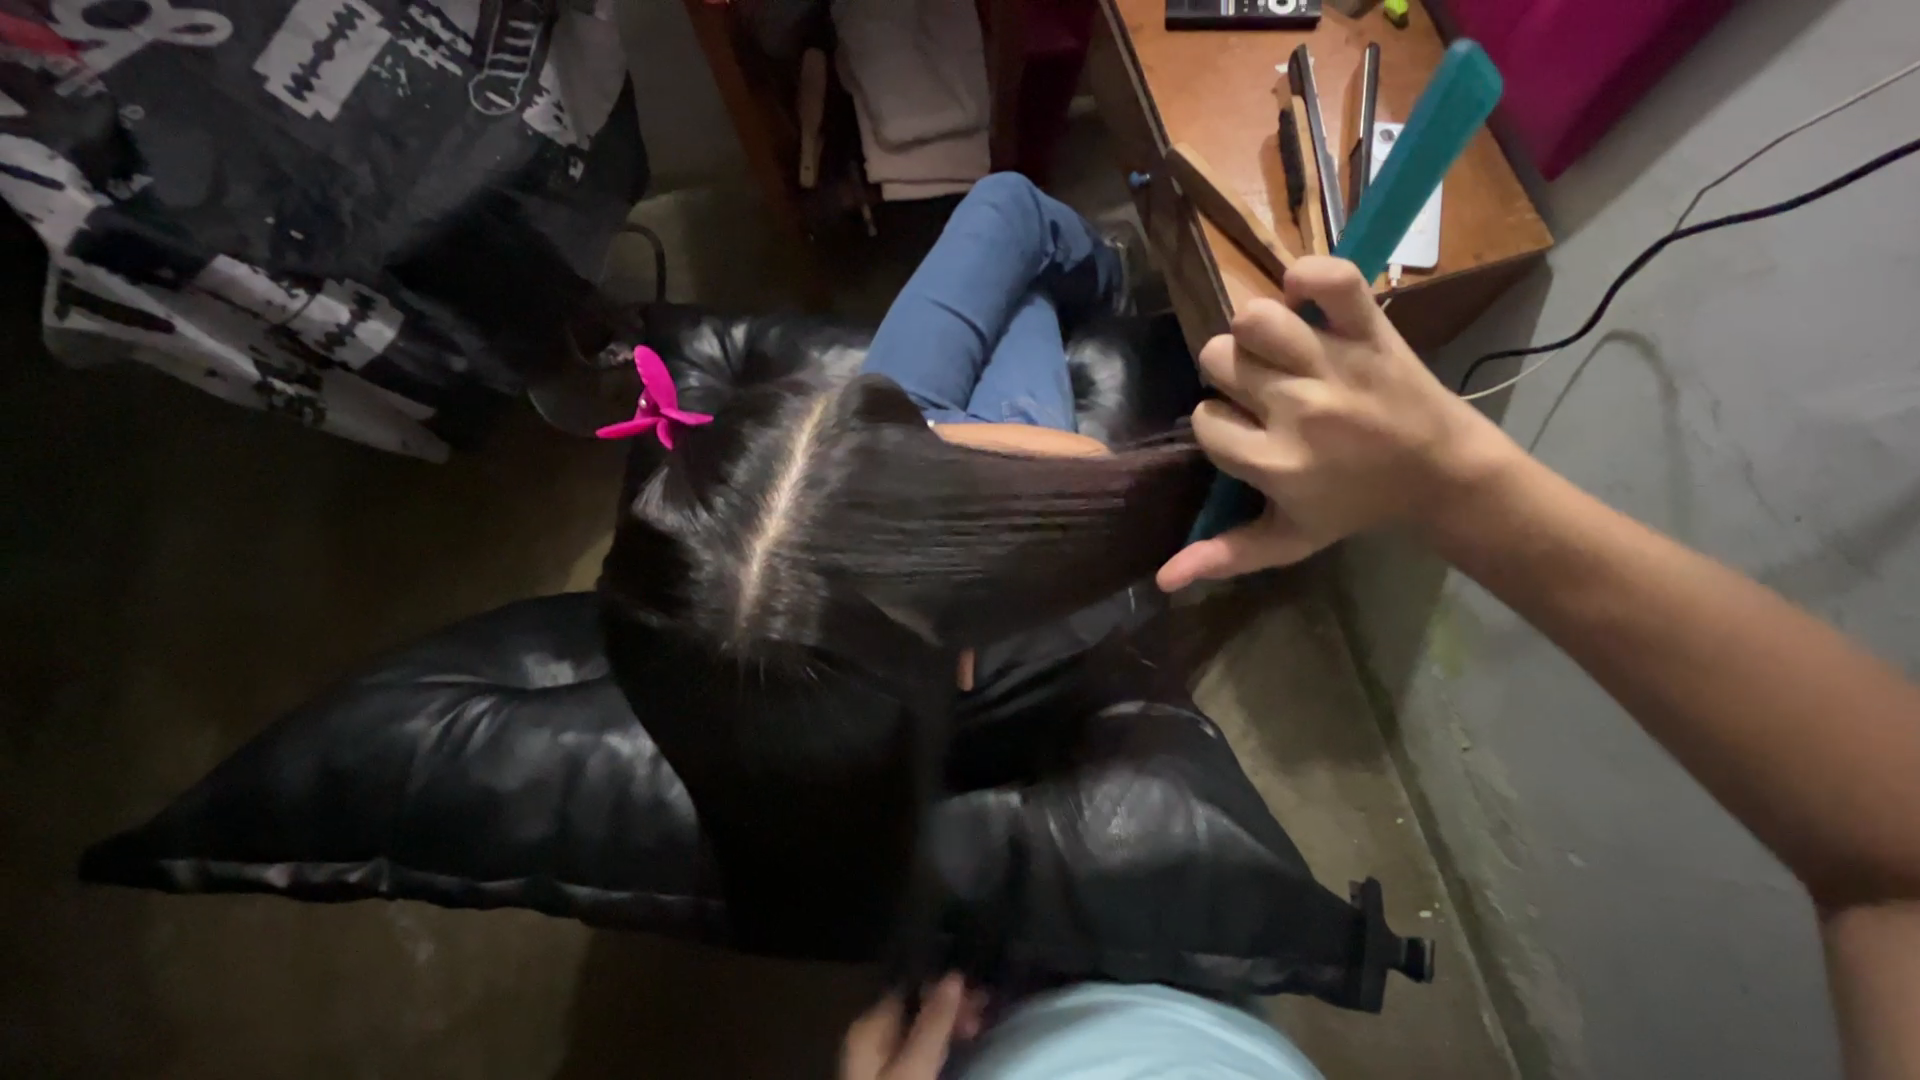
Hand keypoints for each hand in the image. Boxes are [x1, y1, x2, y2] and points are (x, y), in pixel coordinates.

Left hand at [841, 974, 984, 1079]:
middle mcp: (873, 1040)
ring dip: (951, 1028)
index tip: (979, 993)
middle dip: (952, 1008)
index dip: (945, 986)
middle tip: (985, 1013)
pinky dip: (943, 1049)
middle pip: (917, 1010)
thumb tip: (953, 976)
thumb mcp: (914, 1070)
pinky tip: (963, 1050)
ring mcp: (883, 1066)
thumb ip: (932, 1024)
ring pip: (922, 1033)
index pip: (910, 988)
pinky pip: (922, 1055)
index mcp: (869, 1028)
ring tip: (980, 1029)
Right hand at [1157, 257, 1517, 590]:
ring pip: (1254, 319)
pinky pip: (1330, 280)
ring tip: (1274, 349)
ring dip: (1254, 331)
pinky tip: (1301, 298)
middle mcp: (1297, 410)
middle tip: (1259, 391)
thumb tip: (1163, 579)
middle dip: (1228, 375)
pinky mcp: (1370, 330)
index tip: (1244, 434)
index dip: (1216, 424)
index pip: (1204, 422)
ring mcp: (1334, 365)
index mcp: (1275, 463)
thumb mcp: (1288, 541)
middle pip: (1218, 361)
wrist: (1442, 472)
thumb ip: (1225, 556)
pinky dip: (1309, 278)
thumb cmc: (1354, 506)